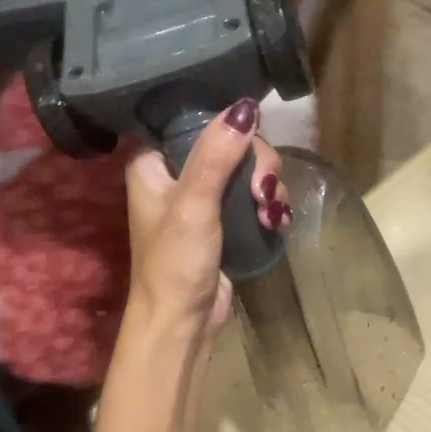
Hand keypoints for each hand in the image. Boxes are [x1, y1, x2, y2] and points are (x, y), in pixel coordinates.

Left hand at [124, 98, 285, 335]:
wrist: (182, 324)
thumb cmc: (175, 263)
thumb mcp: (194, 204)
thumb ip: (216, 155)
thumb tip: (246, 107)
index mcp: (153, 163)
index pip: (196, 121)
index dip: (229, 126)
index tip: (252, 145)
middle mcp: (175, 175)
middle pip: (230, 144)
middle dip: (257, 166)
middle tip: (265, 193)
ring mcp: (201, 200)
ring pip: (246, 171)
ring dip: (267, 188)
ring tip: (272, 216)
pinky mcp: (223, 222)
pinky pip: (251, 197)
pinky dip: (267, 205)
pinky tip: (277, 221)